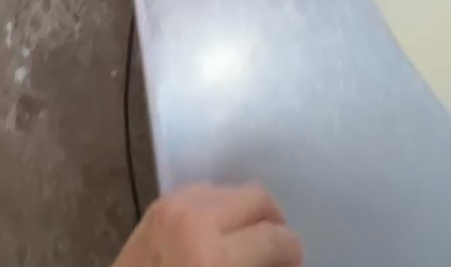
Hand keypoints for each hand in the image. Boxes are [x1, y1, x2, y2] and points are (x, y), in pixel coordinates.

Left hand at [112, 183, 303, 266]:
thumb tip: (281, 261)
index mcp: (212, 257)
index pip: (273, 238)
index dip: (292, 251)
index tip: (294, 263)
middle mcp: (193, 218)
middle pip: (255, 197)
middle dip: (273, 223)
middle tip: (277, 252)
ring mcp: (171, 206)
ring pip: (228, 190)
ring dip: (244, 214)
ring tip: (248, 244)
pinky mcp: (156, 205)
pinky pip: (200, 192)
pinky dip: (217, 209)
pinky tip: (217, 236)